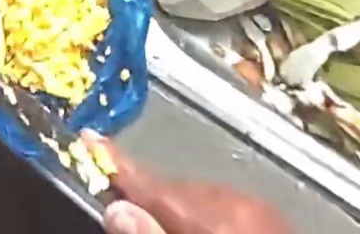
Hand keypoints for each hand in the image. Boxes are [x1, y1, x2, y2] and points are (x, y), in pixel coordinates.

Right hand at [85, 133, 293, 233]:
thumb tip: (116, 207)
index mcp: (218, 221)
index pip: (155, 185)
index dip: (118, 163)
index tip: (87, 136)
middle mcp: (240, 204)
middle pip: (175, 189)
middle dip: (145, 193)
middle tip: (115, 199)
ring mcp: (261, 212)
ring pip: (199, 198)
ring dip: (172, 209)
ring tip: (153, 220)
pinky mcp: (272, 221)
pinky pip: (223, 209)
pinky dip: (200, 217)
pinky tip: (192, 227)